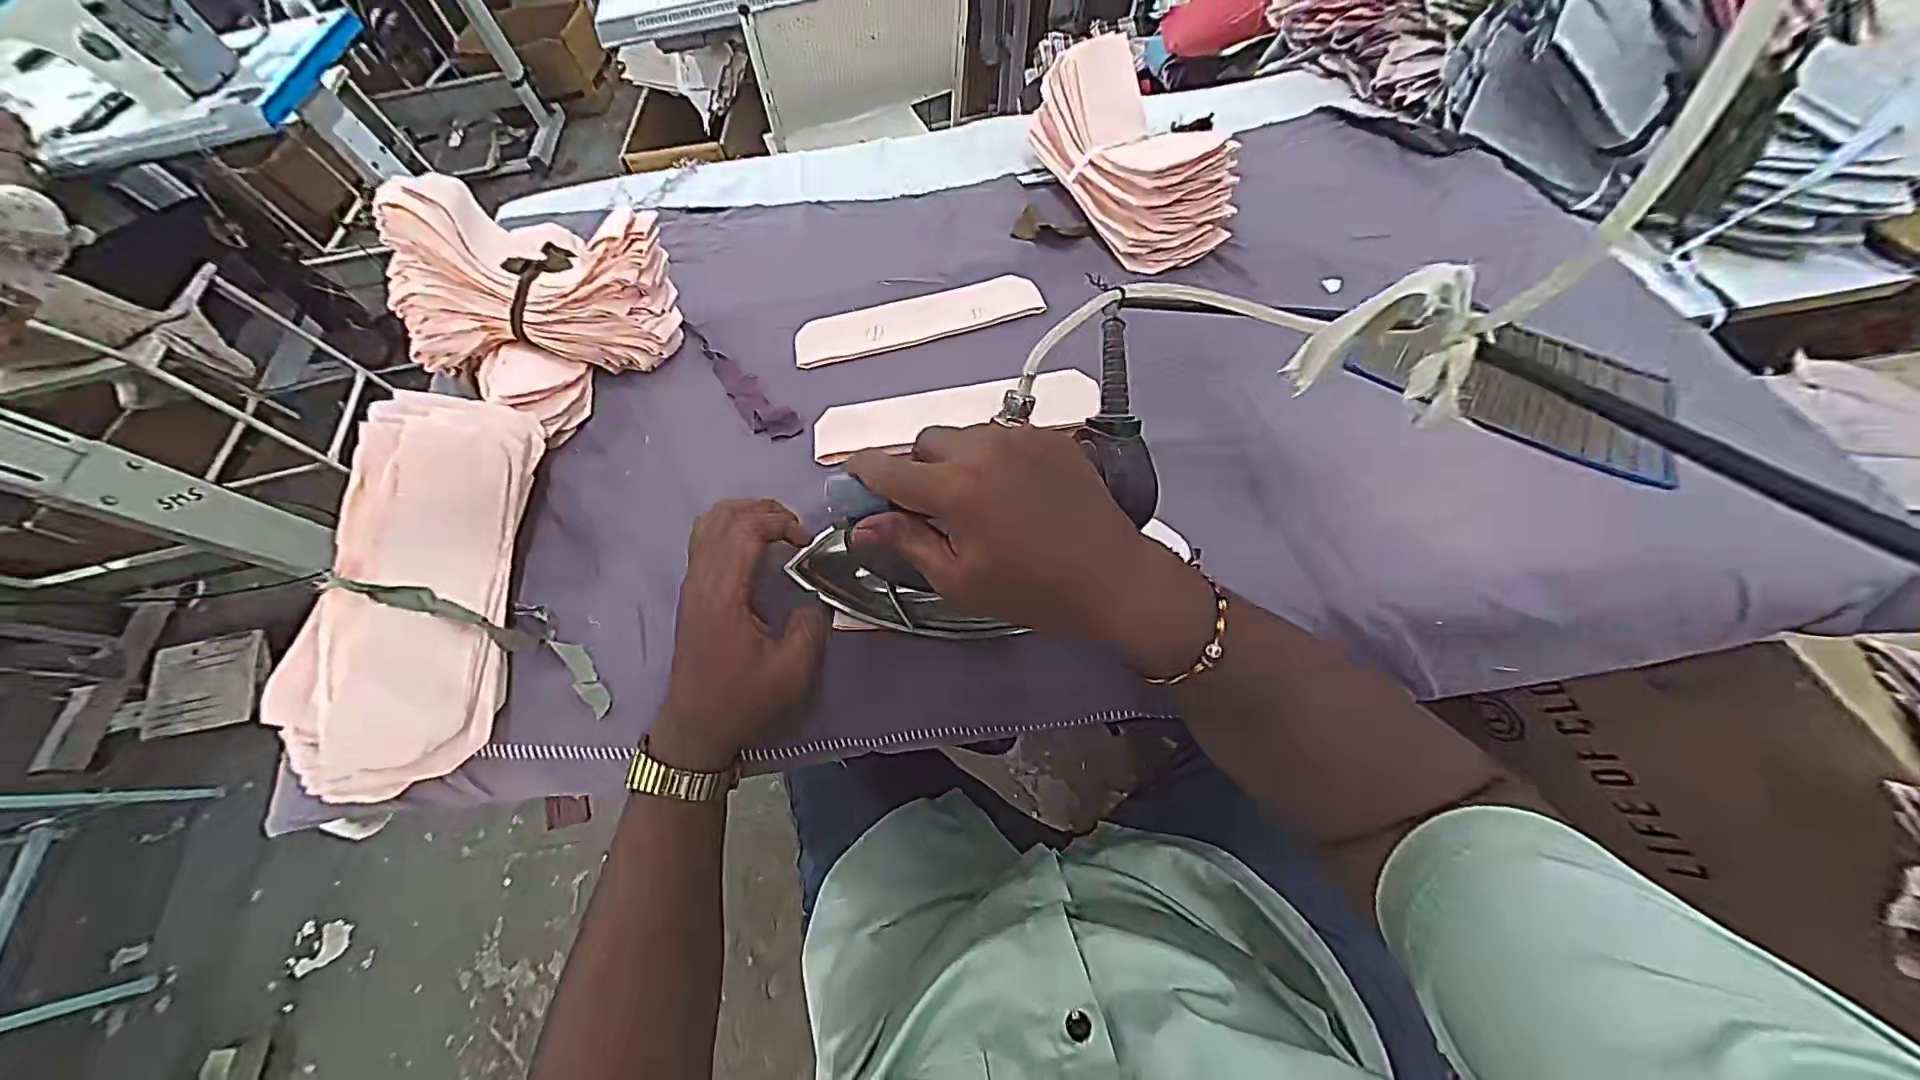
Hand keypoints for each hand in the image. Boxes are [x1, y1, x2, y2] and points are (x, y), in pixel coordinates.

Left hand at [651, 499, 828, 771]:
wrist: (696, 725)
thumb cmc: (742, 699)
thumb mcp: (792, 671)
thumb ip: (812, 625)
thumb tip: (818, 595)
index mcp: (722, 593)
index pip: (744, 529)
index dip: (780, 522)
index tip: (807, 541)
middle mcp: (700, 579)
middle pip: (725, 515)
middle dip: (766, 510)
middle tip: (798, 530)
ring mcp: (691, 582)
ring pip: (710, 521)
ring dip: (747, 515)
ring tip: (779, 530)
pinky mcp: (692, 590)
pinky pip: (705, 538)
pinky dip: (733, 527)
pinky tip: (756, 546)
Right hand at [845, 424, 1214, 677]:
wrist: (1113, 579)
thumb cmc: (1034, 590)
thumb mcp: (959, 580)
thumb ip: (907, 542)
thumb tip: (864, 525)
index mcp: (957, 488)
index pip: (889, 467)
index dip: (863, 472)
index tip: (855, 479)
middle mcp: (985, 449)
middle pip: (925, 442)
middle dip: (916, 469)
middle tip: (930, 506)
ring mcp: (1021, 438)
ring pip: (964, 435)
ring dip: (955, 460)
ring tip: (978, 500)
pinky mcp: (1050, 438)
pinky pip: (1002, 436)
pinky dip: (991, 457)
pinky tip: (1010, 491)